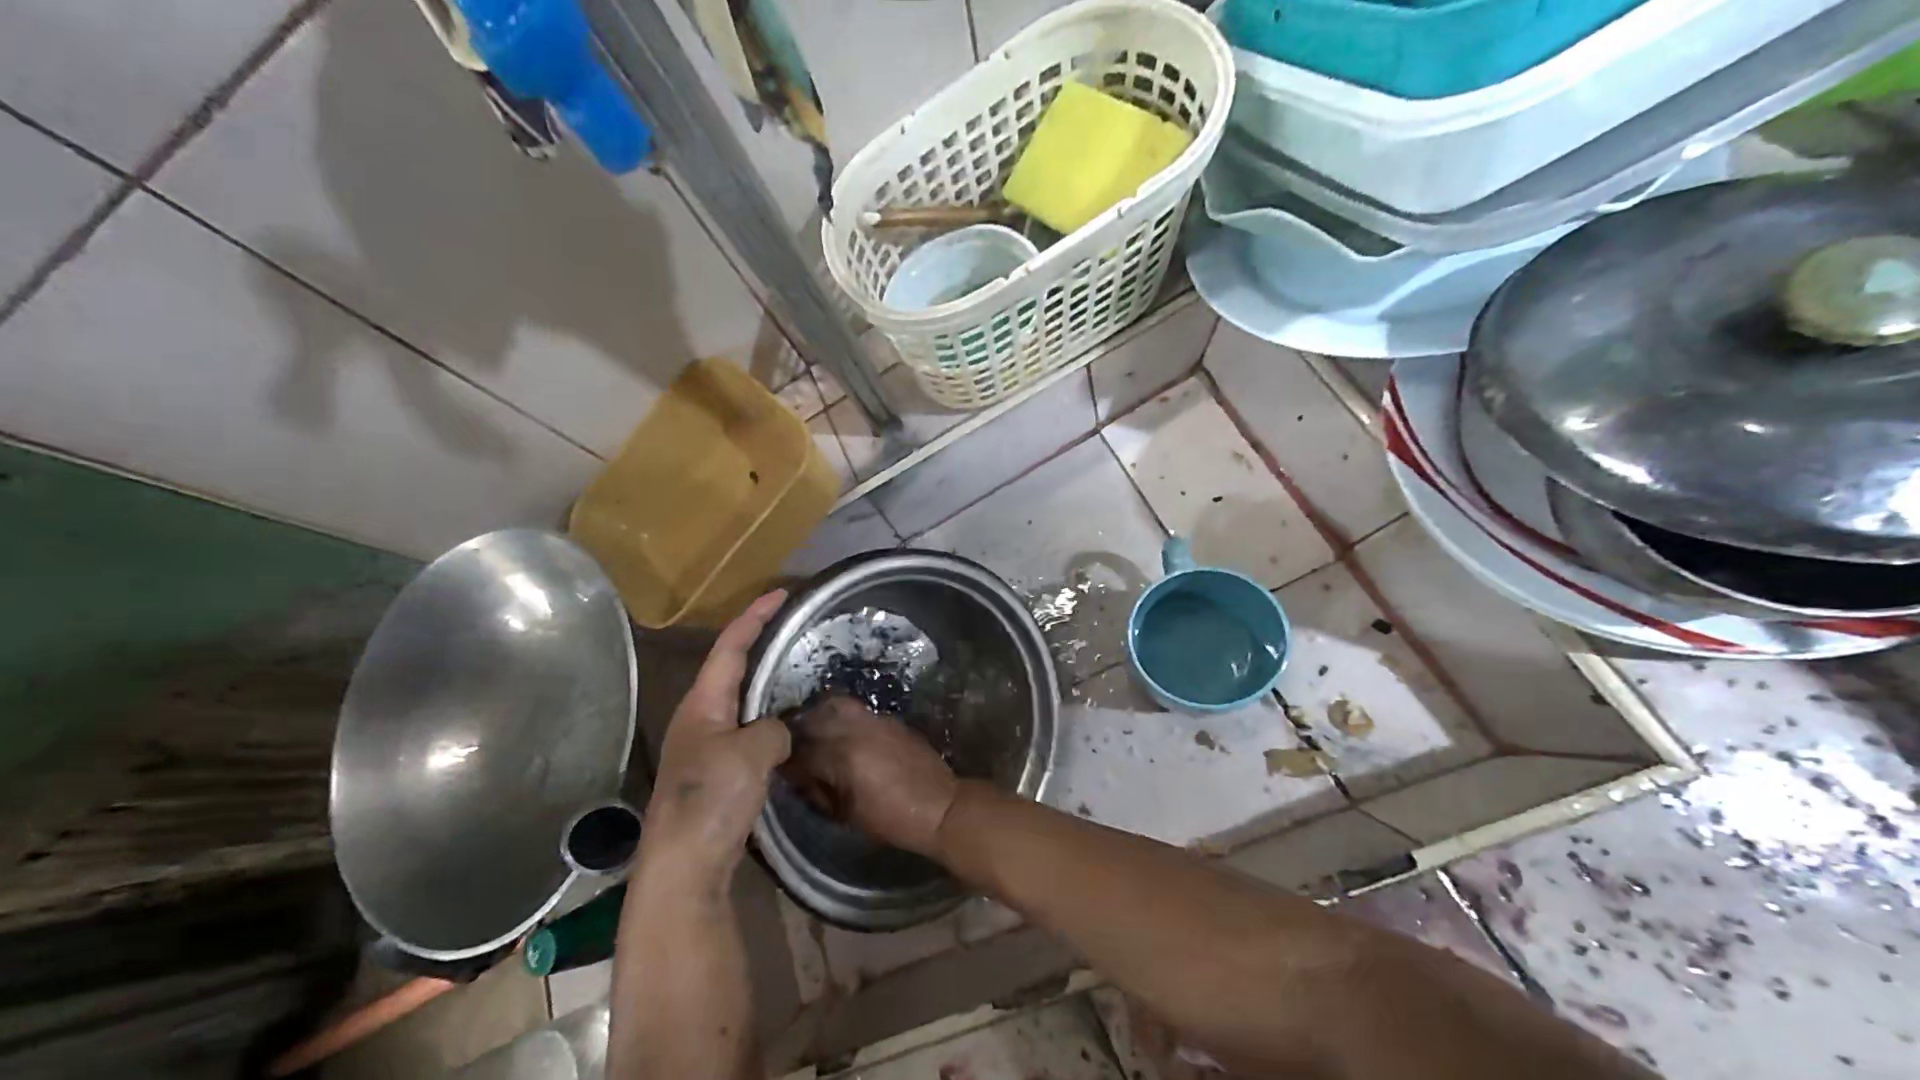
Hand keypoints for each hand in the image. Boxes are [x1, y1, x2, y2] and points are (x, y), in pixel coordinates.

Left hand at [640, 590, 790, 878]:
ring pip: (741, 702)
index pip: (730, 647)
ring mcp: (706, 747)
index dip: (754, 617)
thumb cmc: (711, 800)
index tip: (781, 594)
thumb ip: (774, 728)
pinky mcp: (717, 773)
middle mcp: (699, 719)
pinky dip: (769, 717)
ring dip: (766, 682)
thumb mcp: (751, 754)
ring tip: (797, 669)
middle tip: (794, 628)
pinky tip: (789, 724)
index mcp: (702, 704)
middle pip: (731, 669)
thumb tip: (781, 729)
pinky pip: (748, 730)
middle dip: (760, 643)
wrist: (684, 867)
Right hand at [783, 695, 958, 857]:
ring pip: (835, 705)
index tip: (779, 767)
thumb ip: (818, 790)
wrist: (939, 806)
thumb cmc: (891, 819)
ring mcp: (875, 719)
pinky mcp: (889, 719)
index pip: (801, 751)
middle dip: (798, 730)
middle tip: (791, 746)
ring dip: (819, 716)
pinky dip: (843, 718)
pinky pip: (858, 711)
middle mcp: (855, 729)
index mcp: (841, 755)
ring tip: (814, 734)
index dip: (786, 762)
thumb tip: (800, 777)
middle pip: (813, 717)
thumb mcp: (846, 813)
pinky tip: (842, 735)